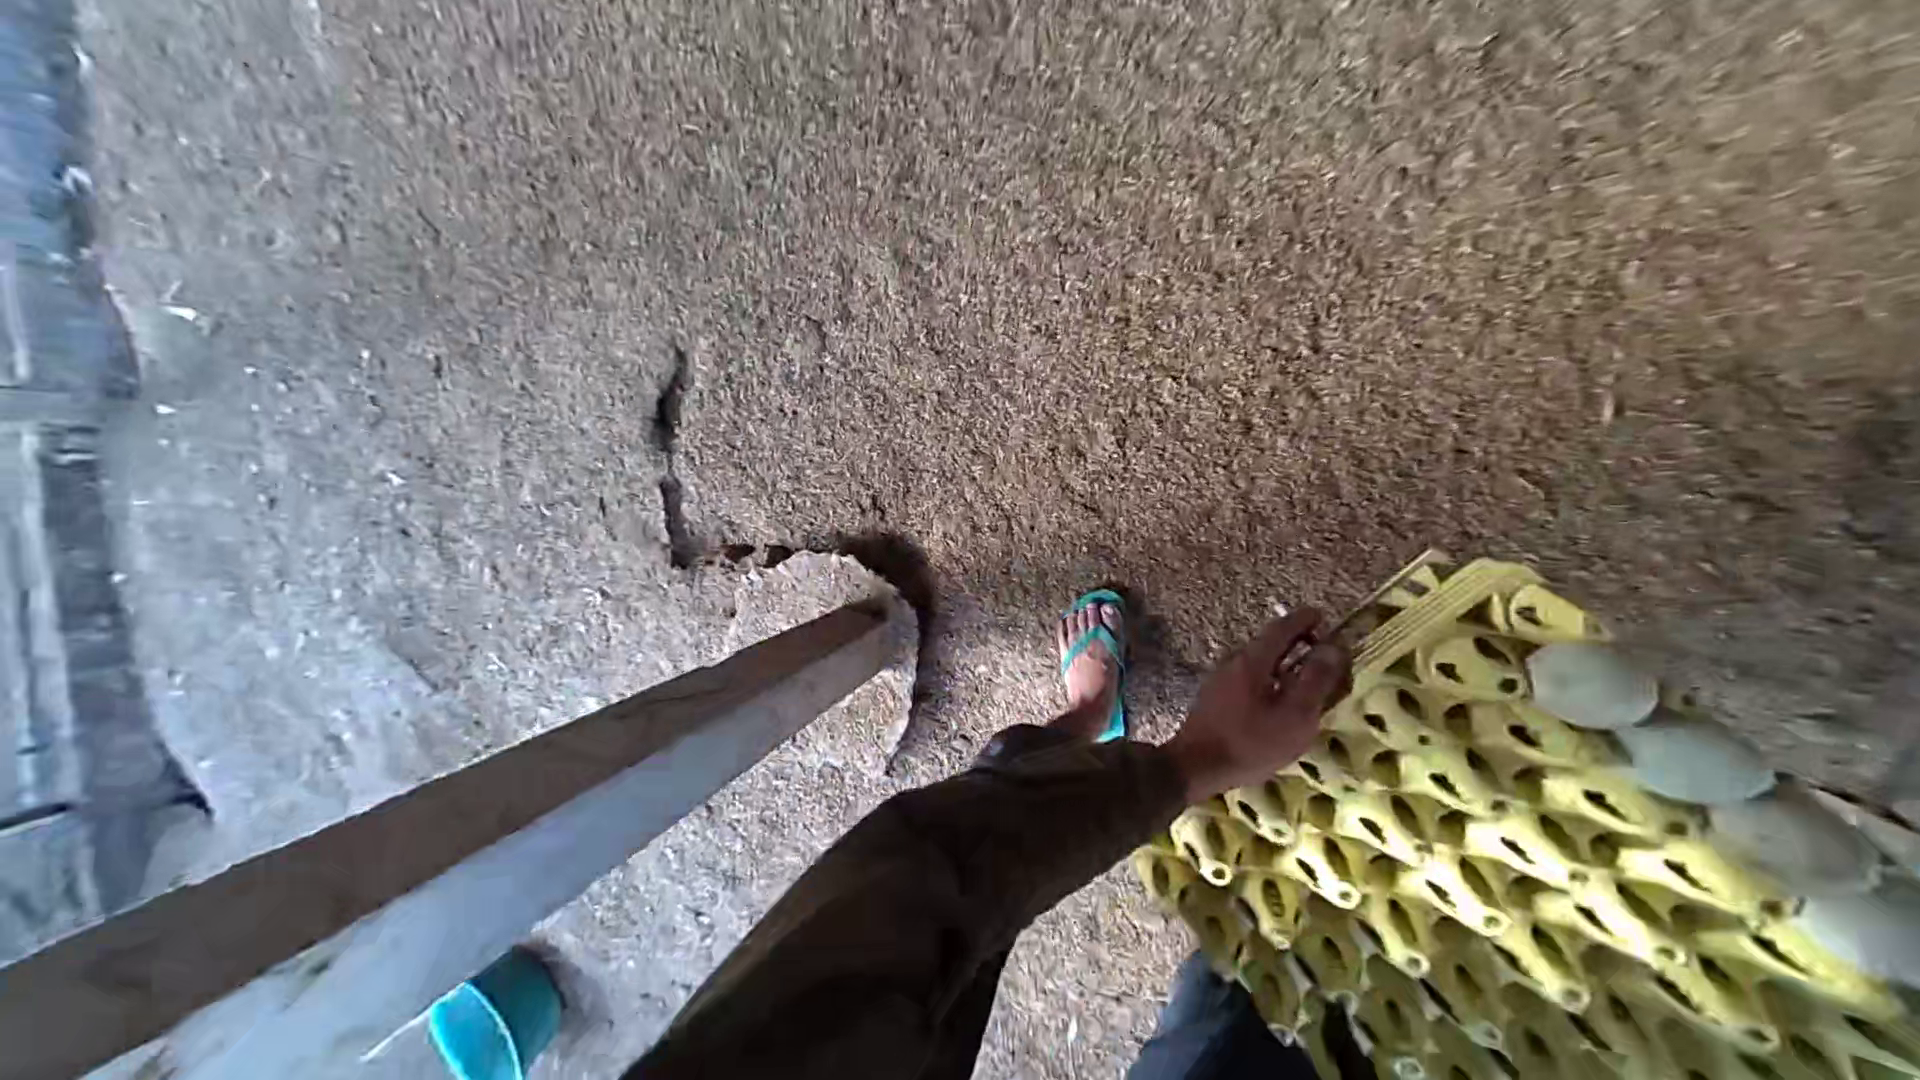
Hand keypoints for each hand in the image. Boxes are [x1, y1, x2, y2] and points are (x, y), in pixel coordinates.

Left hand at [1163, 608, 1350, 801]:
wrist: (1196, 764)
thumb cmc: (1250, 741)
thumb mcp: (1295, 715)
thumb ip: (1316, 679)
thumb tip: (1334, 646)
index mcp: (1252, 659)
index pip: (1281, 628)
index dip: (1304, 620)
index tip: (1323, 616)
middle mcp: (1233, 661)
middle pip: (1269, 643)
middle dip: (1298, 643)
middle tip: (1325, 653)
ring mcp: (1221, 678)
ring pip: (1260, 662)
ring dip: (1285, 664)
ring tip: (1309, 680)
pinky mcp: (1216, 696)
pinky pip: (1250, 678)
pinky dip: (1272, 679)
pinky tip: (1282, 701)